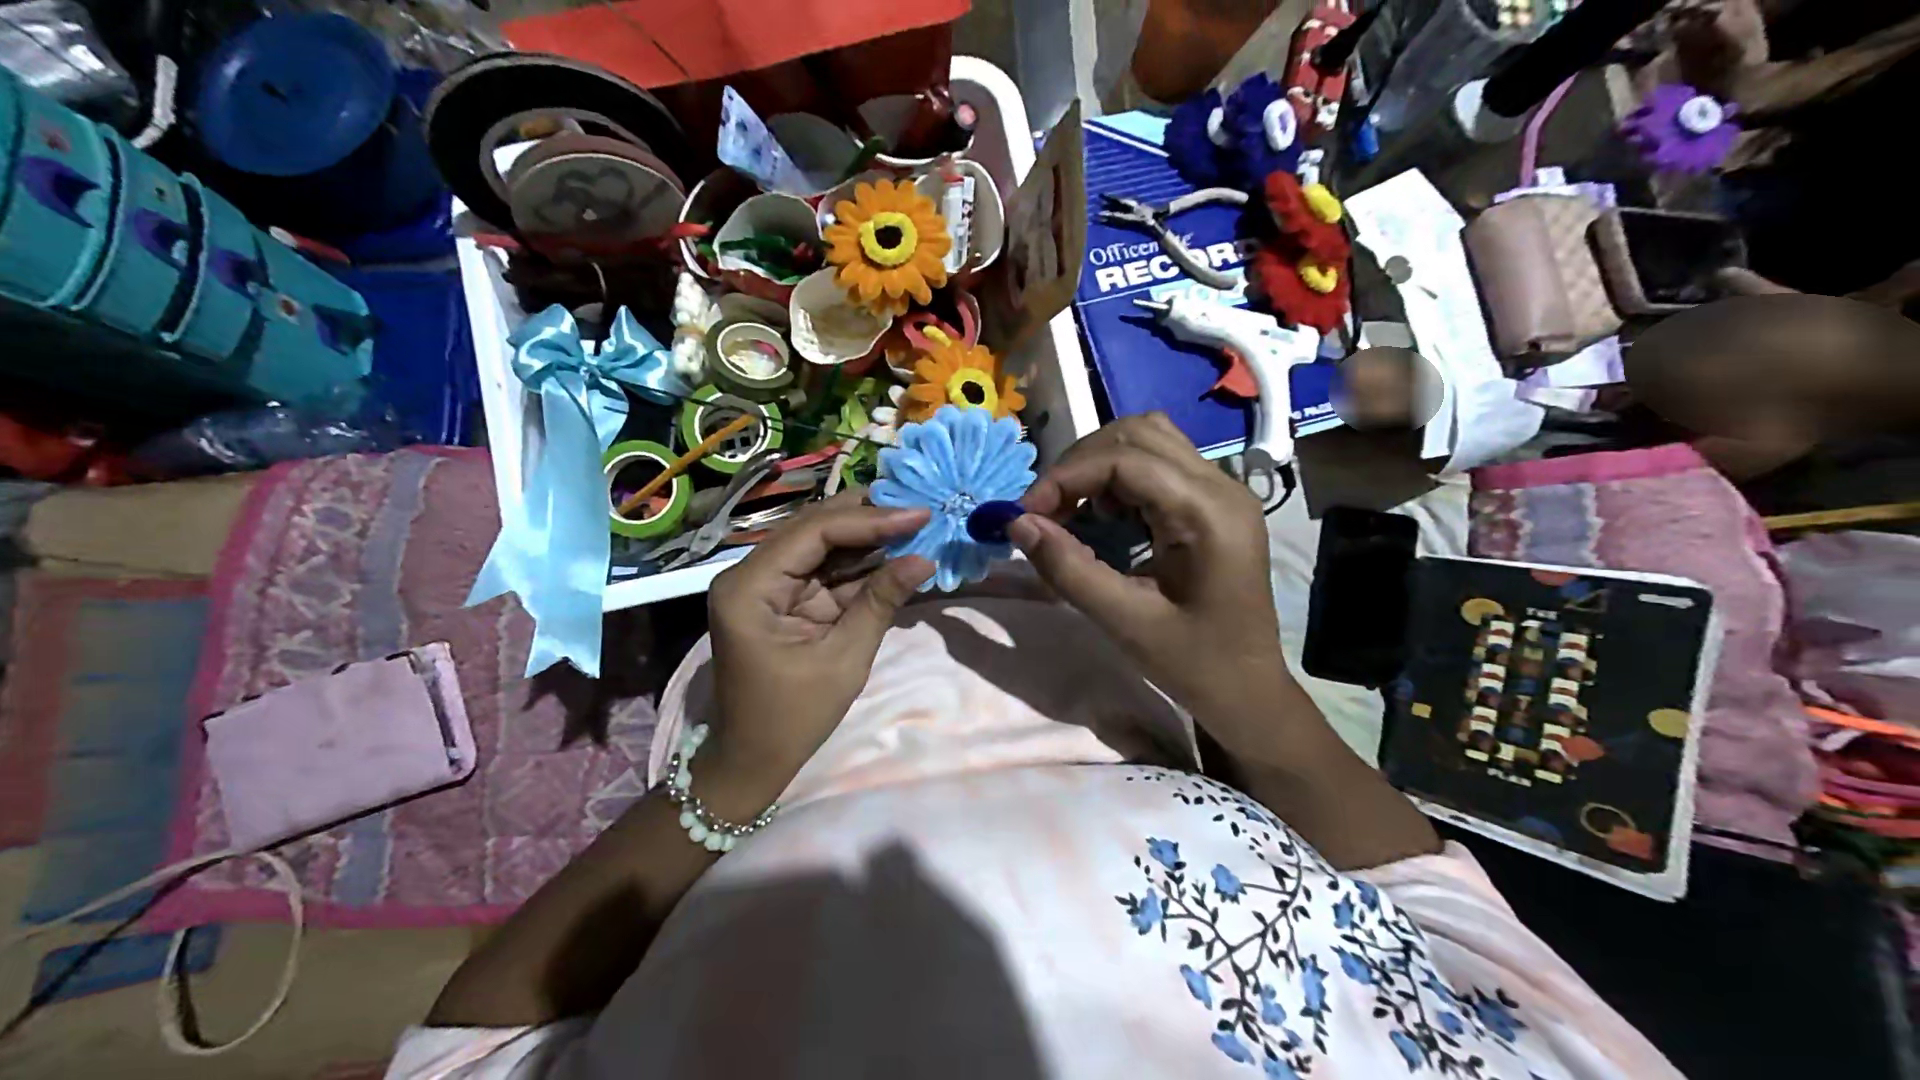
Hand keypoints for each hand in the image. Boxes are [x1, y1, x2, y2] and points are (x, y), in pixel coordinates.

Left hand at [703, 491, 933, 796]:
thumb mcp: (844, 658)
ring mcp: (765, 584)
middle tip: (919, 506)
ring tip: (915, 521)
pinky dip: (860, 564)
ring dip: (868, 537)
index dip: (870, 520)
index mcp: (749, 587)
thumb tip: (925, 559)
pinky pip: (824, 570)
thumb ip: (880, 601)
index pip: (814, 533)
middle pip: (814, 529)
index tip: (919, 513)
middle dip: (869, 519)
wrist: (754, 760)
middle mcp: (750, 574)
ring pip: (821, 545)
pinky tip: (895, 550)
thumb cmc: (793, 717)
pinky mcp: (783, 598)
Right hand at [1009, 414, 1288, 742]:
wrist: (1247, 690)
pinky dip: (1120, 476)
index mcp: (1208, 513)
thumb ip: (1068, 568)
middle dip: (1081, 464)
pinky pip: (1160, 463)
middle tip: (1047, 511)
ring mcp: (1223, 491)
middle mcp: (1222, 487)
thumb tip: (1017, 524)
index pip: (1126, 459)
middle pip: (1139, 433)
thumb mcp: (1124, 621)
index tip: (1027, 514)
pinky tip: (1106, 515)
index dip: (1066, 477)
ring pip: (1150, 439)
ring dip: (1100, 464)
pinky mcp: (1215, 502)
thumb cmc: (1193, 663)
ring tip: (1077, 510)